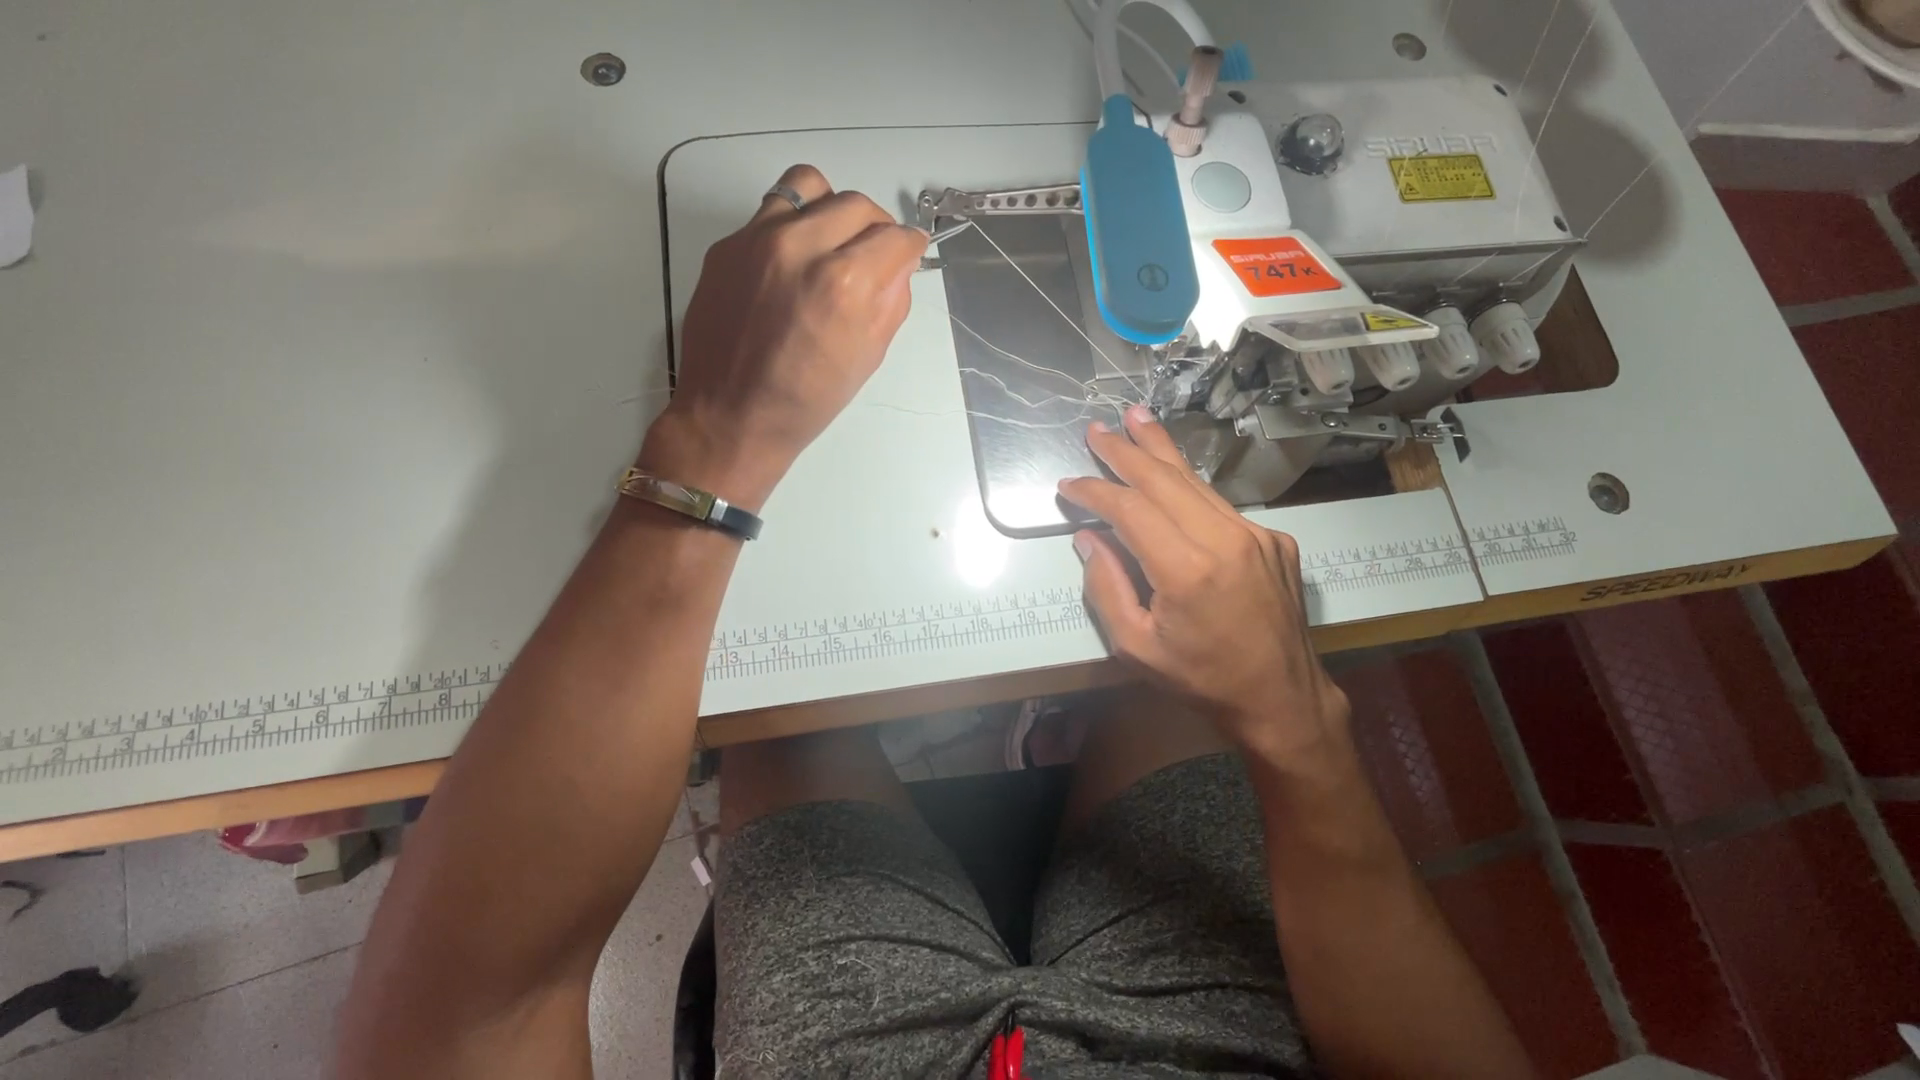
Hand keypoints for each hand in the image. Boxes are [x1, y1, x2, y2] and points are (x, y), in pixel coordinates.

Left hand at [642, 164, 929, 508]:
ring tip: (830, 239)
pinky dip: (793, 224)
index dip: (909, 247)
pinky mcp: (727, 244)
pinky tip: (791, 260)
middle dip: (876, 227)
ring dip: (832, 208)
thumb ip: (891, 299)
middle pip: (857, 205)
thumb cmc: (806, 400)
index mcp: (844, 283)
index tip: (907, 254)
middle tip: (872, 254)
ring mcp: (757, 240)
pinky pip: (771, 209)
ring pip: (811, 185)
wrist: (730, 415)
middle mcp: (801, 247)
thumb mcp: (868, 356)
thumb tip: (899, 262)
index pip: (895, 237)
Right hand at [1057, 405, 1349, 765]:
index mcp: (1187, 570)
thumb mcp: (1136, 648)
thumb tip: (1088, 538)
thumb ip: (1105, 588)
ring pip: (1197, 482)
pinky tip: (1172, 474)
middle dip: (1125, 451)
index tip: (1068, 484)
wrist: (1281, 697)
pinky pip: (1220, 505)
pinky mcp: (1275, 540)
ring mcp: (1257, 535)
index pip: (1130, 509)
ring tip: (1136, 419)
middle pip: (1164, 480)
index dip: (1095, 491)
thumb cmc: (1201, 679)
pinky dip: (1190, 486)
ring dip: (1161, 451)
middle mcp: (1225, 540)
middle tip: (1096, 428)